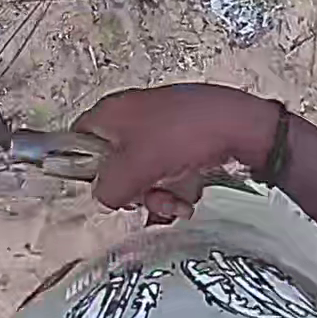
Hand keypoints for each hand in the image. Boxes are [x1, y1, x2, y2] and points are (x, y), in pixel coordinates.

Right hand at [73, 83, 280, 220]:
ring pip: (142, 170)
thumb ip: (107, 188)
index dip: (84, 167)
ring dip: (156, 194)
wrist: (238, 124)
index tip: (105, 189)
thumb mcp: (135, 168)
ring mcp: (157, 125)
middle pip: (112, 161)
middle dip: (131, 189)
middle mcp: (130, 115)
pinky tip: (189, 199)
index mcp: (111, 112)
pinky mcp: (181, 136)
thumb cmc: (181, 136)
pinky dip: (175, 186)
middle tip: (148, 199)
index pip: (78, 139)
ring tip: (177, 205)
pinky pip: (166, 168)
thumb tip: (104, 196)